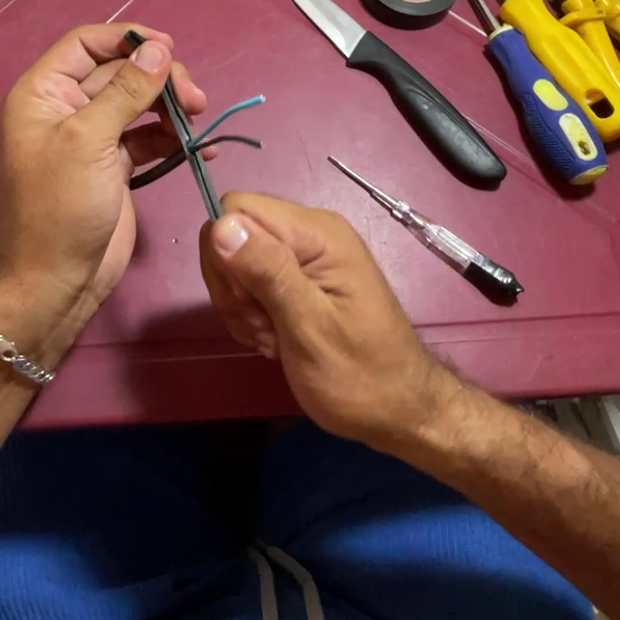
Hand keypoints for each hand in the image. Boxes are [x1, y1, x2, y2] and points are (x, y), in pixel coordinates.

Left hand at [0, 23, 206, 363]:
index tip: (170, 49)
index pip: (86, 44)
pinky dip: (173, 139)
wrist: (56, 282)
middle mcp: (66, 109)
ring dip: (171, 108)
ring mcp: (93, 139)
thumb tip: (158, 49)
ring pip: (138, 104)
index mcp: (44, 93)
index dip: (126, 40)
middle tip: (195, 99)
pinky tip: (200, 147)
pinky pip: (149, 138)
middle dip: (159, 79)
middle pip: (119, 72)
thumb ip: (126, 91)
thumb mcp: (90, 141)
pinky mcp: (116, 167)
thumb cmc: (60, 206)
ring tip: (197, 124)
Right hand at [198, 193, 459, 450]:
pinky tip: (273, 339)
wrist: (398, 410)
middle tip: (261, 325)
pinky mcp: (298, 277)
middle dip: (231, 283)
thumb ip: (268, 272)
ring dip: (240, 304)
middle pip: (232, 232)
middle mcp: (309, 232)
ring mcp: (304, 254)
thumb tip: (222, 225)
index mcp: (317, 233)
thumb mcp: (310, 327)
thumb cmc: (359, 376)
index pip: (238, 209)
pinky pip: (249, 279)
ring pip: (235, 260)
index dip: (227, 253)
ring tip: (271, 337)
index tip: (247, 301)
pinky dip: (249, 312)